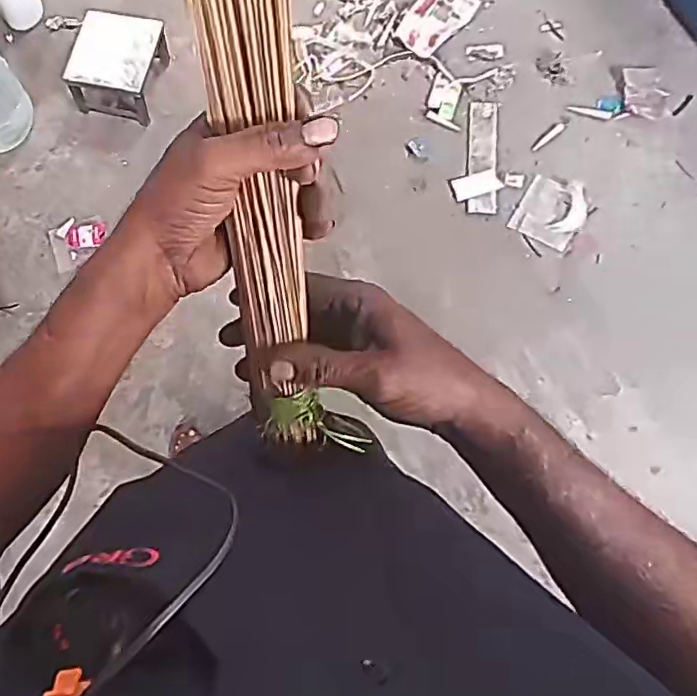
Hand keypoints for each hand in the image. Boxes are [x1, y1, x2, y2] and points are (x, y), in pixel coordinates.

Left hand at [117, 111, 337, 301]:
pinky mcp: (259, 220)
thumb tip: (320, 130)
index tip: (312, 138)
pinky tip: (314, 227)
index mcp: (224, 127)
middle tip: (305, 179)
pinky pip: (294, 213)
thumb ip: (268, 144)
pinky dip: (309, 219)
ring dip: (313, 195)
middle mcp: (240, 154)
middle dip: (309, 163)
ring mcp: (251, 188)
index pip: (272, 106)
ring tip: (313, 213)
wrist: (159, 261)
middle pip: (293, 146)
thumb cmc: (171, 206)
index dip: (297, 118)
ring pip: (298, 181)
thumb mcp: (217, 163)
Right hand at [219, 274, 515, 431]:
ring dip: (277, 349)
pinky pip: (317, 355)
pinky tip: (275, 381)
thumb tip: (266, 365)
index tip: (235, 304)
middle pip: (299, 310)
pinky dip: (295, 366)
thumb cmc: (426, 380)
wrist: (466, 408)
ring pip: (305, 335)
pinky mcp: (359, 357)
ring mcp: (356, 335)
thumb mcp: (371, 372)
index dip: (267, 294)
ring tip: (243, 365)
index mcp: (358, 300)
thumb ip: (319, 367)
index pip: (303, 287)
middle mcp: (354, 311)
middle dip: (265, 325)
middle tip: (229, 340)